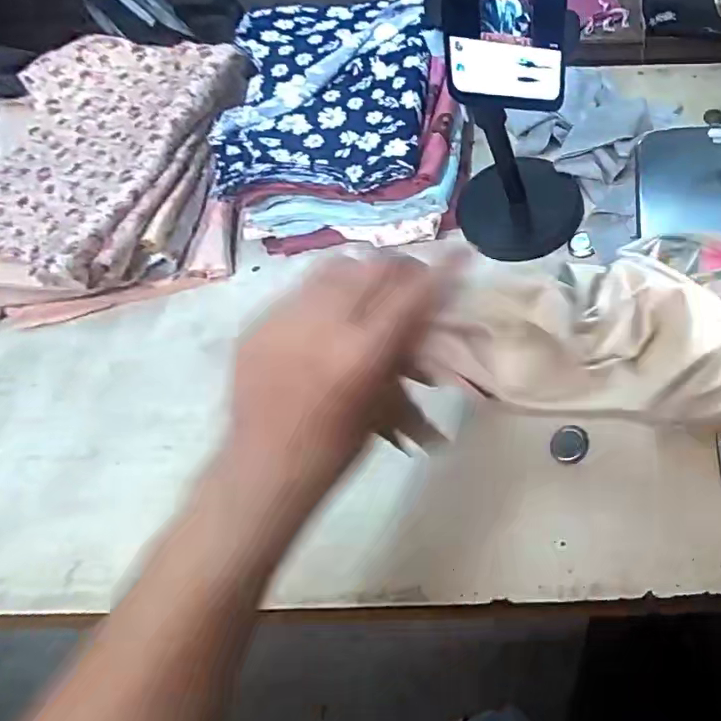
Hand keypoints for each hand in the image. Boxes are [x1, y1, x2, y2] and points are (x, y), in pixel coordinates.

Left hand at [223, 254, 444, 500]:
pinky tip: (334, 314)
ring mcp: (284, 319)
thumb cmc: (340, 446)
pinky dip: (330, 291)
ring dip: (366, 272)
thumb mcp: (387, 400)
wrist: (265, 468)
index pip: (412, 293)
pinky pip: (303, 287)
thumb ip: (406, 353)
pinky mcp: (258, 322)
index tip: (461, 253)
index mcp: (362, 353)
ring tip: (374, 291)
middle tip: (416, 280)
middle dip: (404, 267)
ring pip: (336, 266)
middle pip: (375, 266)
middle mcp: (323, 325)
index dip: (442, 270)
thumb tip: (431, 320)